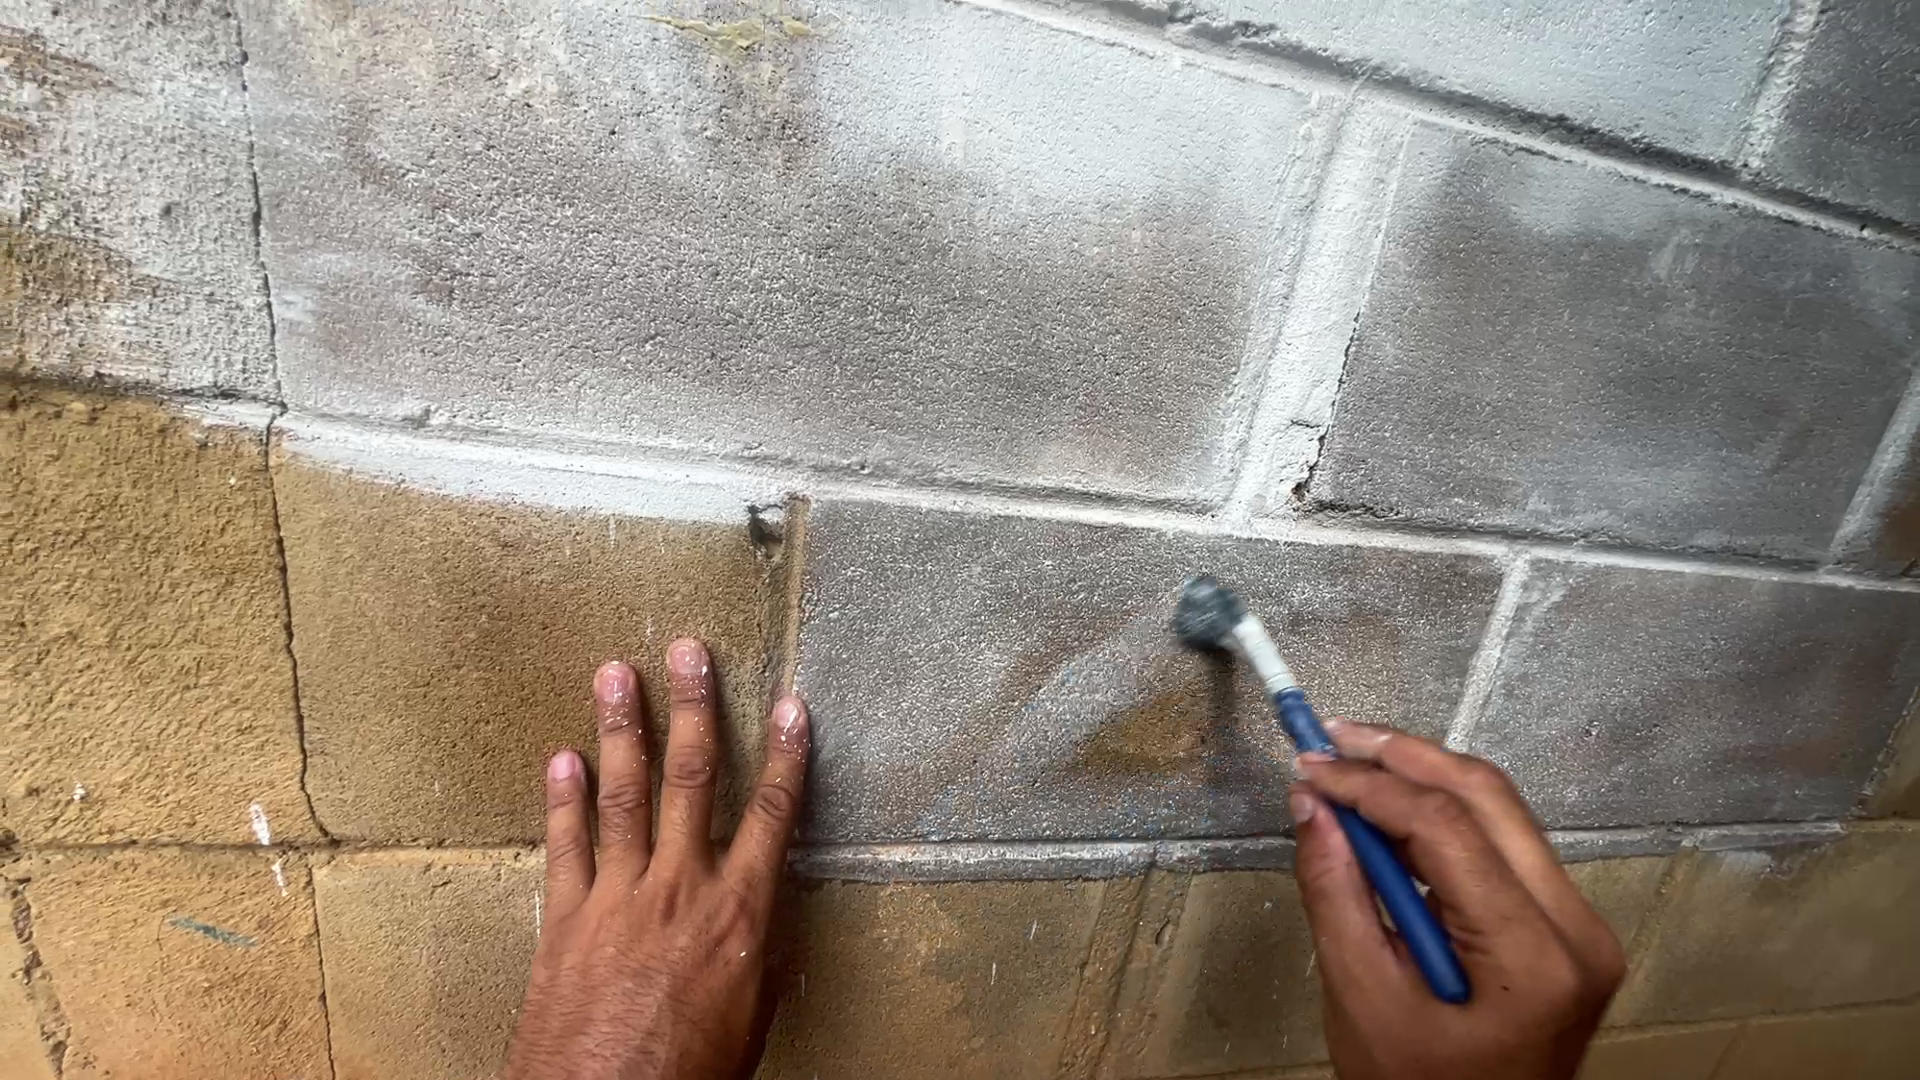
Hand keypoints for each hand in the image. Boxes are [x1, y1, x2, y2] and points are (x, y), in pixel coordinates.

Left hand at [504, 639, 809, 1079]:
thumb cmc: (690, 1073)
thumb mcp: (751, 1014)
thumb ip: (757, 950)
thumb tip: (762, 917)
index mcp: (737, 910)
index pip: (774, 812)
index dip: (788, 754)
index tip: (792, 706)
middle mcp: (681, 886)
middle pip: (693, 778)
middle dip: (694, 708)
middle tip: (688, 651)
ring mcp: (619, 896)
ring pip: (624, 794)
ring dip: (623, 729)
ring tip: (615, 674)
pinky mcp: (567, 921)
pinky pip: (566, 847)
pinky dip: (563, 799)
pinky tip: (562, 756)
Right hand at [1291, 720, 1623, 1079]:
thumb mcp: (1358, 990)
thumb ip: (1333, 888)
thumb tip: (1308, 800)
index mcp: (1532, 955)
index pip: (1445, 826)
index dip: (1367, 784)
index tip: (1305, 767)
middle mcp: (1575, 924)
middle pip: (1485, 795)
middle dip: (1398, 753)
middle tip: (1328, 737)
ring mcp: (1575, 920)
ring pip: (1495, 804)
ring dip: (1415, 771)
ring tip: (1346, 759)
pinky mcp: (1558, 919)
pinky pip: (1494, 833)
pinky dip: (1432, 805)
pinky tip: (1380, 803)